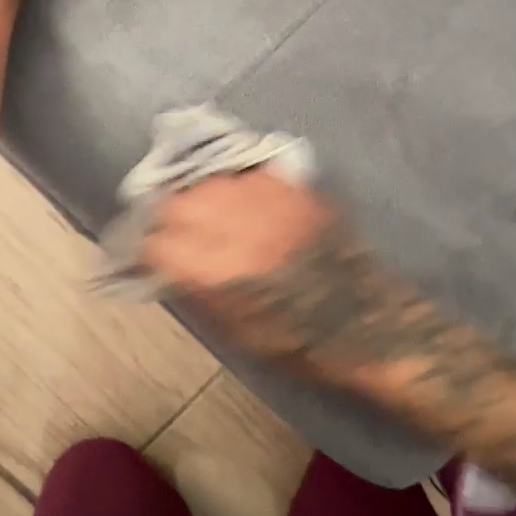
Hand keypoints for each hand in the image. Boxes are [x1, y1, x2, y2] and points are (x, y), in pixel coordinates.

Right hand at [143, 172, 415, 372]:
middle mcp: (241, 230)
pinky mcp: (294, 189)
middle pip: (178, 202)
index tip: (149, 252)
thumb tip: (161, 263)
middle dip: (167, 216)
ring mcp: (270, 203)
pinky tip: (242, 204)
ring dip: (199, 197)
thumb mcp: (236, 331)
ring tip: (205, 214)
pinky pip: (246, 174)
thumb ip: (195, 290)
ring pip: (209, 181)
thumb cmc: (299, 341)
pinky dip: (236, 188)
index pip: (158, 242)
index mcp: (221, 273)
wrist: (368, 319)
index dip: (147, 247)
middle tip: (173, 230)